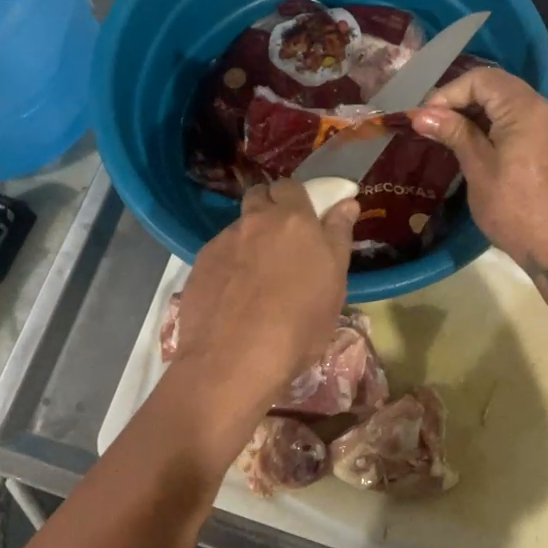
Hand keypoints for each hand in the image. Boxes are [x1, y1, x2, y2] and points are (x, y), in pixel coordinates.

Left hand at [173, 179, 359, 411]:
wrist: (233, 361)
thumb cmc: (298, 325)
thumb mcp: (334, 284)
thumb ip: (338, 237)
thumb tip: (347, 203)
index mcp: (293, 219)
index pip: (290, 186)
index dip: (295, 199)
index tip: (304, 219)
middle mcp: (255, 220)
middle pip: (259, 196)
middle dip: (268, 209)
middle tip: (282, 242)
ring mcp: (223, 241)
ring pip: (238, 227)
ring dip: (249, 240)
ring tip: (256, 277)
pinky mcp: (199, 264)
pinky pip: (219, 253)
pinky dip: (228, 264)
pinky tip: (233, 295)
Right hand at [411, 67, 547, 265]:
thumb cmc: (513, 209)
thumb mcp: (478, 169)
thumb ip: (453, 133)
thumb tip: (420, 114)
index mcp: (527, 110)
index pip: (483, 79)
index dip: (449, 92)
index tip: (426, 116)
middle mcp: (545, 108)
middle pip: (497, 85)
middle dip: (462, 97)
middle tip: (433, 121)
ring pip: (509, 100)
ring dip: (478, 109)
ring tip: (449, 131)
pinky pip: (521, 117)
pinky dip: (496, 121)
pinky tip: (475, 140)